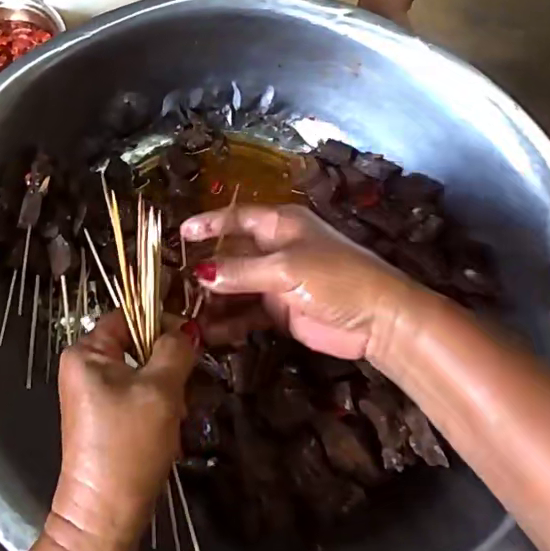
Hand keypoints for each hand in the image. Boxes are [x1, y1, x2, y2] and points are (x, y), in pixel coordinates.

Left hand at [46, 311, 196, 550]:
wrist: (104, 519)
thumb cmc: (128, 446)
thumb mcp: (160, 389)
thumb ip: (176, 348)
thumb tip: (188, 327)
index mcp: (87, 352)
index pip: (130, 313)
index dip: (163, 317)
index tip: (194, 330)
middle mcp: (86, 367)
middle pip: (139, 342)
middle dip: (171, 358)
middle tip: (193, 375)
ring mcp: (97, 394)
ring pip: (145, 369)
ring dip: (172, 383)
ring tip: (187, 405)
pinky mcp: (109, 418)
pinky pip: (141, 393)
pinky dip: (163, 402)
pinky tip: (179, 420)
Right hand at [182, 203, 422, 362]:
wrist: (377, 319)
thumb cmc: (335, 277)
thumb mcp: (285, 269)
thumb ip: (241, 271)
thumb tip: (200, 273)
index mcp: (282, 224)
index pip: (238, 218)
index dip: (210, 224)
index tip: (180, 233)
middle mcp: (277, 247)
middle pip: (233, 253)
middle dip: (206, 266)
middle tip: (172, 282)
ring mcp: (278, 280)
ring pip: (237, 284)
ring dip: (214, 297)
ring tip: (182, 311)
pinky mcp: (281, 309)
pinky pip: (247, 311)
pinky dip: (229, 321)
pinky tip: (206, 332)